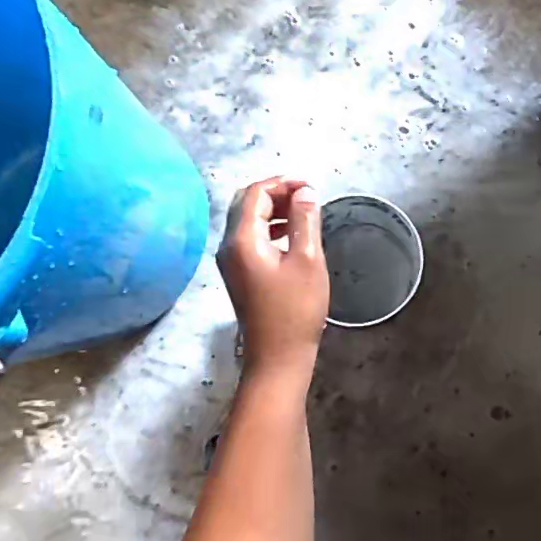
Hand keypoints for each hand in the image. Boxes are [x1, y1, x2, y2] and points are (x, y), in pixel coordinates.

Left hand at [217, 177, 329, 376]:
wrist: (278, 356)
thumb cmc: (296, 308)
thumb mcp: (308, 259)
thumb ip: (305, 220)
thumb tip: (305, 191)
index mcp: (242, 240)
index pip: (255, 194)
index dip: (283, 183)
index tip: (311, 187)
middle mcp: (229, 246)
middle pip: (246, 203)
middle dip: (276, 193)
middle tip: (308, 197)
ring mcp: (231, 261)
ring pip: (247, 220)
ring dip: (274, 209)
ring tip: (305, 212)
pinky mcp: (239, 273)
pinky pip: (250, 237)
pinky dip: (270, 227)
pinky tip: (292, 235)